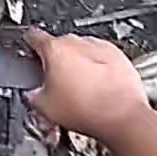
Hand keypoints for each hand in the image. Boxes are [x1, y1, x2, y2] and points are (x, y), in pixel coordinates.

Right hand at [24, 28, 156, 143]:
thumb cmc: (89, 112)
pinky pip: (101, 54)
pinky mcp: (116, 54)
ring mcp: (96, 46)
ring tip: (86, 86)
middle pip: (58, 44)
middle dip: (59, 60)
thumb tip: (32, 94)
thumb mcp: (47, 108)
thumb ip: (33, 94)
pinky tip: (102, 85)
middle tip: (63, 82)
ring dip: (79, 61)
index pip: (32, 35)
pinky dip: (99, 65)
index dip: (30, 45)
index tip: (32, 53)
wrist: (126, 120)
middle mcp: (74, 42)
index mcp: (53, 48)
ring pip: (80, 49)